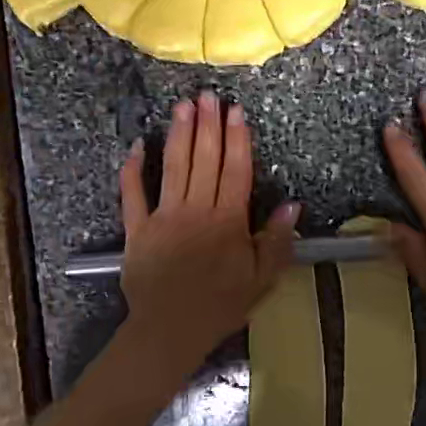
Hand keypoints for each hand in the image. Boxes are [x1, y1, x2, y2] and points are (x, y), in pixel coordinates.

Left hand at [120, 91, 298, 360]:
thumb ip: (277, 241)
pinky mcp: (137, 229)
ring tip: (182, 106)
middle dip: (208, 124)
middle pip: (204, 159)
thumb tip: (293, 205)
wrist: (170, 330)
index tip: (236, 111)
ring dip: (178, 134)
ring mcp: (163, 216)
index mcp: (228, 221)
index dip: (238, 138)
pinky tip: (137, 145)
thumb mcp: (261, 280)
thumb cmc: (220, 306)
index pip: (236, 170)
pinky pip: (132, 193)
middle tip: (208, 95)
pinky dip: (133, 169)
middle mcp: (196, 210)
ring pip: (172, 167)